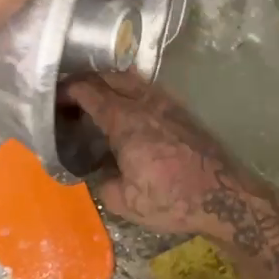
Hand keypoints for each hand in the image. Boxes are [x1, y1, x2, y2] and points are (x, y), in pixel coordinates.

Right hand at [66, 72, 278, 240]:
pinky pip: (147, 88)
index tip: (53, 98)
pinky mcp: (181, 110)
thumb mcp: (125, 202)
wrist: (225, 197)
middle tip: (70, 94)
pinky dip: (129, 89)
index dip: (66, 90)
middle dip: (85, 80)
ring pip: (130, 78)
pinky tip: (125, 105)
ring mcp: (166, 103)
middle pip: (108, 76)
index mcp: (125, 121)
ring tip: (95, 96)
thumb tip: (93, 172)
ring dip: (109, 81)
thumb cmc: (173, 201)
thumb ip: (101, 183)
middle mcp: (144, 103)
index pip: (88, 91)